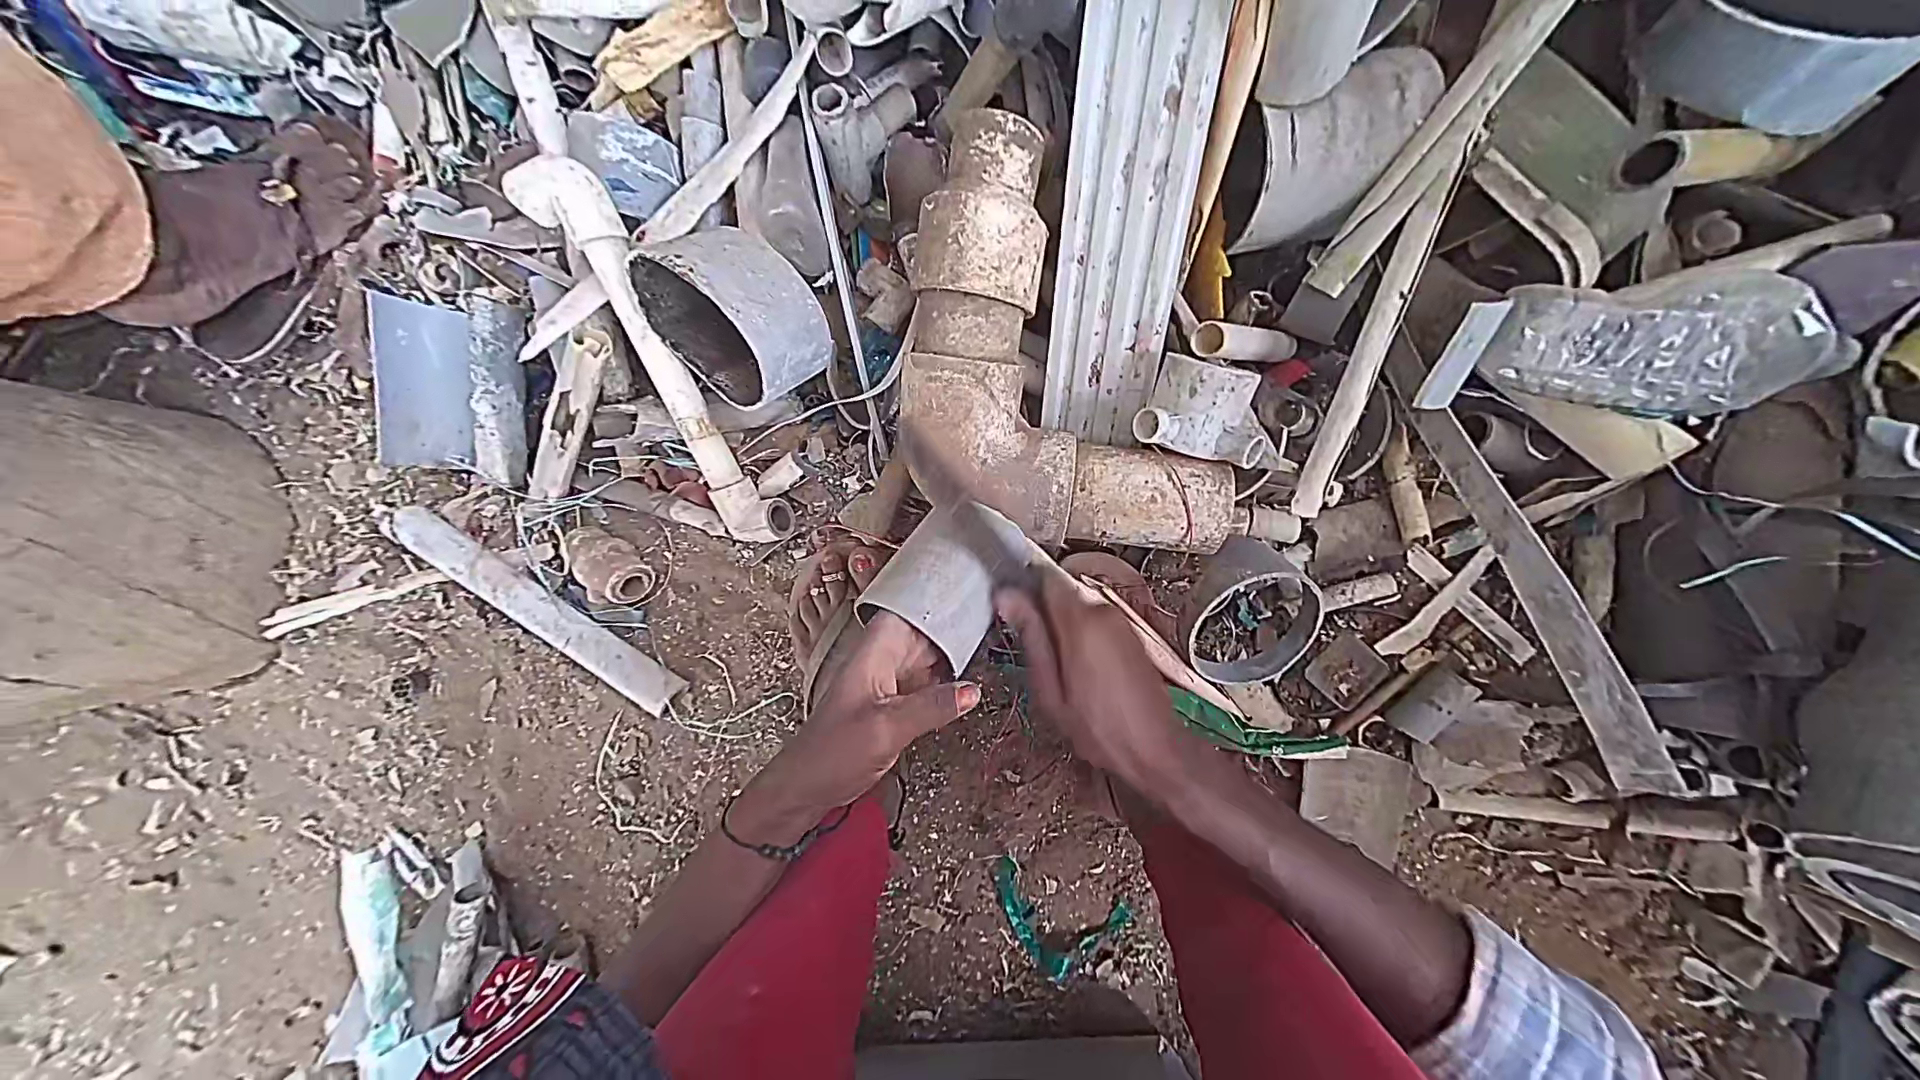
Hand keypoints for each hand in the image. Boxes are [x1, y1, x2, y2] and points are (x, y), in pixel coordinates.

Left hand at [732, 613, 978, 844]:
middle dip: (951, 622)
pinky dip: (946, 681)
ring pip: (926, 658)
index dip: (932, 596)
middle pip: (921, 632)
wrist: (807, 789)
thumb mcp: (887, 728)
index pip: (904, 610)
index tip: (966, 588)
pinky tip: (969, 681)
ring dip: (951, 651)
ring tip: (988, 639)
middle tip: (990, 613)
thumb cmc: (833, 753)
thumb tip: (973, 690)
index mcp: (873, 654)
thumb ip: (932, 706)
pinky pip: (926, 684)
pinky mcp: (894, 707)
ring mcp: (888, 685)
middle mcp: (882, 663)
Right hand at [996, 574, 1200, 799]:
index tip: (1012, 610)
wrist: (1154, 748)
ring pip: (1077, 607)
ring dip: (1063, 627)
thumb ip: (1030, 636)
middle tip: (1036, 652)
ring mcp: (1121, 620)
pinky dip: (1083, 636)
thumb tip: (1008, 599)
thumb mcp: (1049, 688)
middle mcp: (1103, 612)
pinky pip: (1095, 621)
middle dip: (1043, 615)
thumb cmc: (1101, 728)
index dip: (1023, 589)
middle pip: (1060, 593)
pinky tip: (1082, 670)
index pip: (1044, 577)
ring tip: (1062, 668)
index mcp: (1080, 622)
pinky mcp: (1131, 631)